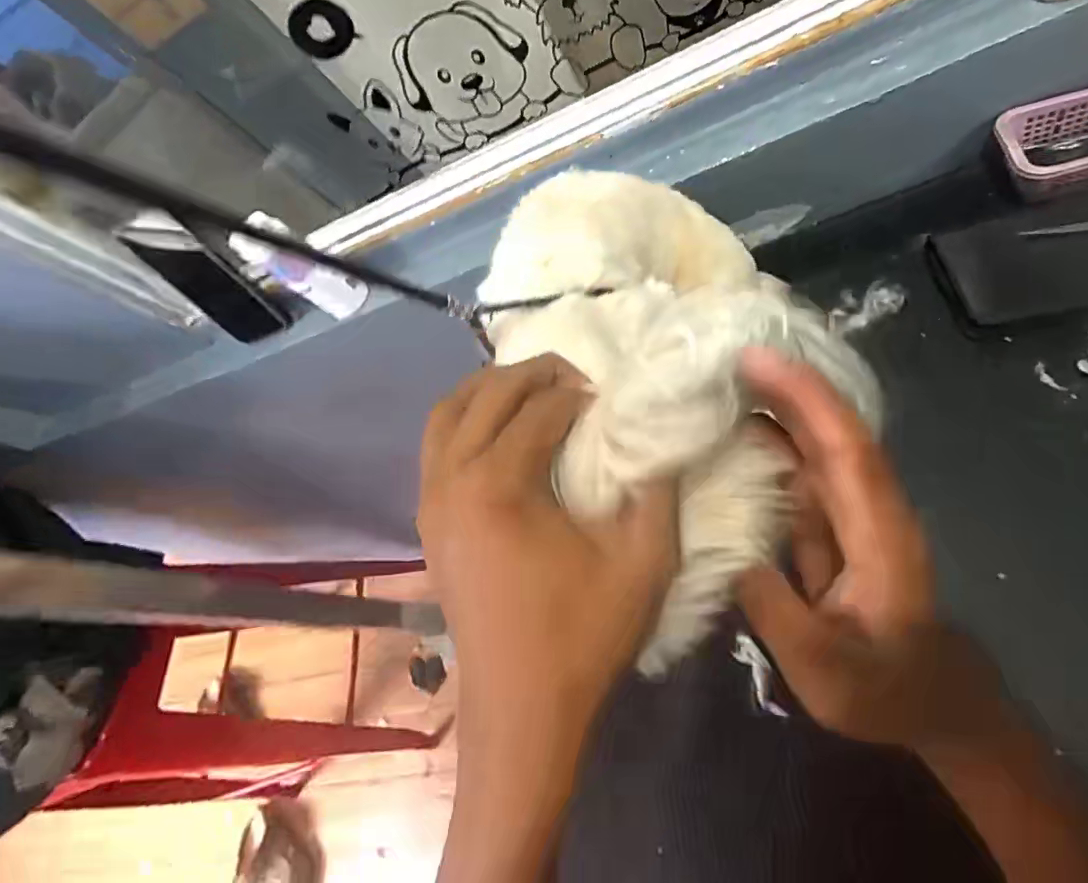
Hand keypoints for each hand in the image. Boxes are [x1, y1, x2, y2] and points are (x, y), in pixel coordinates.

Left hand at [418, 355, 679, 733]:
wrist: (523, 713)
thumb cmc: (584, 636)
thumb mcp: (646, 560)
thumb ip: (659, 488)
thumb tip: (658, 436)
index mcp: (498, 486)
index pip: (542, 409)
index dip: (583, 394)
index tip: (616, 400)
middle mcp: (451, 482)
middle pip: (488, 395)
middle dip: (537, 374)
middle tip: (583, 379)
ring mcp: (430, 503)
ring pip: (449, 413)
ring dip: (494, 389)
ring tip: (540, 390)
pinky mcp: (428, 524)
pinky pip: (437, 444)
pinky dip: (469, 419)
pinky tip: (505, 432)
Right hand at [738, 349, 1003, 748]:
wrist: (928, 700)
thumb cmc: (886, 689)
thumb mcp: (826, 670)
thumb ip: (779, 613)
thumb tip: (735, 557)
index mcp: (880, 531)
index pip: (846, 447)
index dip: (807, 398)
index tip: (760, 361)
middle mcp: (871, 507)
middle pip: (833, 432)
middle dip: (788, 388)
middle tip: (730, 356)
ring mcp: (855, 514)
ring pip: (818, 448)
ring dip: (780, 411)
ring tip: (726, 384)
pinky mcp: (838, 525)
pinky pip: (804, 475)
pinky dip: (775, 449)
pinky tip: (739, 438)